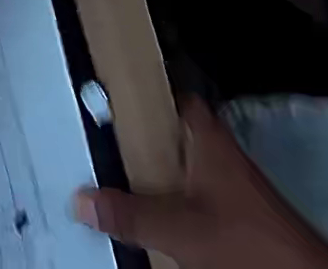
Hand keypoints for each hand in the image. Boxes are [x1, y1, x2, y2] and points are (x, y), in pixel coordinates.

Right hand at [73, 98, 327, 268]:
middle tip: (108, 134)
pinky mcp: (234, 203)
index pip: (173, 92)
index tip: (114, 91)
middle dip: (143, 130)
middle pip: (172, 125)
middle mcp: (218, 147)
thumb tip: (82, 200)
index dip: (145, 88)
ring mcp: (228, 176)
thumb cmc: (245, 238)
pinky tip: (155, 203)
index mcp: (205, 135)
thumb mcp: (180, 229)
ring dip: (157, 162)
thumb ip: (131, 214)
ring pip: (183, 156)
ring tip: (121, 168)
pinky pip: (192, 182)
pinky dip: (172, 187)